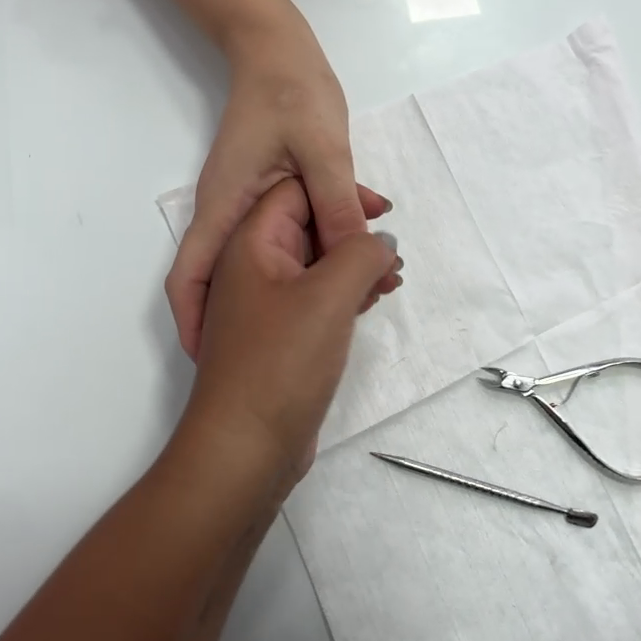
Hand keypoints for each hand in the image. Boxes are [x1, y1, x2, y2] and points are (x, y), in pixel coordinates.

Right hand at [167, 23, 386, 359]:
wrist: (282, 50)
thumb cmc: (290, 93)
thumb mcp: (322, 151)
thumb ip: (337, 204)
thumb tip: (358, 260)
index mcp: (224, 207)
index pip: (191, 274)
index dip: (196, 323)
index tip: (214, 362)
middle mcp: (231, 212)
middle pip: (239, 275)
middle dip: (278, 305)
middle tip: (329, 327)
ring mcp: (253, 202)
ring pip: (280, 252)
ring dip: (317, 269)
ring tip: (366, 286)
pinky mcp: (276, 190)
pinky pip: (300, 226)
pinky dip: (329, 236)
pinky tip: (369, 237)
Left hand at [189, 178, 400, 473]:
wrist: (245, 450)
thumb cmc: (281, 362)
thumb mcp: (330, 295)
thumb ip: (363, 252)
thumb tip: (381, 240)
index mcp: (249, 244)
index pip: (294, 191)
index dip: (341, 192)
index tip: (385, 211)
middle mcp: (250, 268)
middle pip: (305, 226)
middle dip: (353, 233)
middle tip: (395, 253)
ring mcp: (262, 305)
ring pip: (314, 264)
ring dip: (354, 266)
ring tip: (394, 279)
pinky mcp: (276, 336)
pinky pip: (314, 297)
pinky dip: (344, 293)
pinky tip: (373, 302)